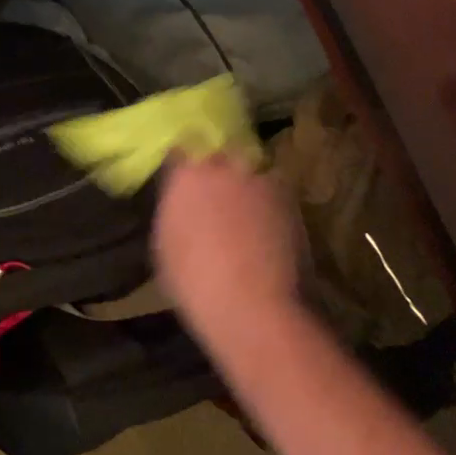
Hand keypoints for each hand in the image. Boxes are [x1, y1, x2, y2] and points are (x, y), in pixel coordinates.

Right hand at [153, 156, 301, 340]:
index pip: (181, 149)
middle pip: (219, 153)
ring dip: (246, 183)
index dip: (184, 163)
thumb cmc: (193, 279)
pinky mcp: (290, 201)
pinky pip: (275, 192)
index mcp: (185, 175)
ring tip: (245, 208)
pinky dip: (270, 203)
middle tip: (215, 190)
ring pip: (251, 171)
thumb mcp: (165, 242)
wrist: (250, 305)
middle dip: (217, 167)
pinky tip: (267, 226)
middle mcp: (222, 167)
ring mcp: (260, 182)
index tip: (183, 177)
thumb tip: (180, 201)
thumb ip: (173, 209)